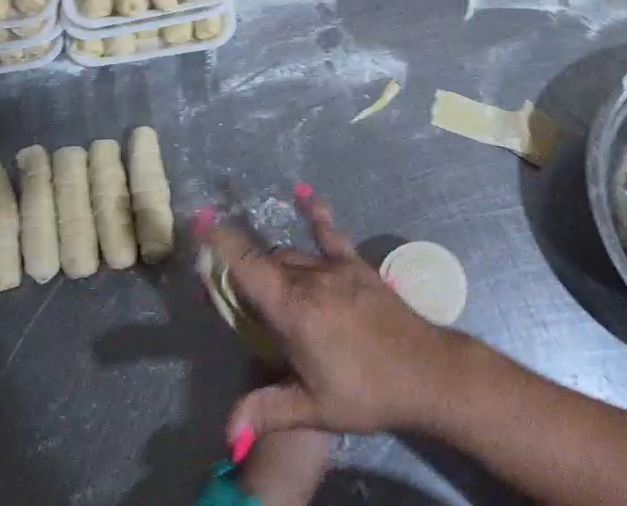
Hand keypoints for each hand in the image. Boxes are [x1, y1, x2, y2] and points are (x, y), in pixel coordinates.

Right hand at [197, 190, 470, 441]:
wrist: (427, 373)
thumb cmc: (367, 393)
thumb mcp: (313, 408)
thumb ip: (265, 410)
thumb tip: (227, 434)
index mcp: (294, 311)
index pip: (247, 268)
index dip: (221, 244)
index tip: (198, 222)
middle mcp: (311, 280)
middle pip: (265, 265)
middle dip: (243, 273)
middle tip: (234, 299)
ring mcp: (336, 269)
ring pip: (291, 255)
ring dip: (272, 266)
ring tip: (264, 287)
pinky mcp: (357, 266)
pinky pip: (331, 233)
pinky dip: (316, 213)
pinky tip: (304, 193)